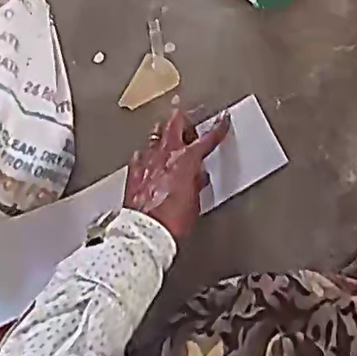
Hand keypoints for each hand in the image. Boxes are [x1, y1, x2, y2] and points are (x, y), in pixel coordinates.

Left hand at [123, 109, 230, 240]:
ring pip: (156, 136)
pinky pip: (140, 155)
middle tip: (190, 122)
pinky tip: (149, 158)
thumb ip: (196, 180)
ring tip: (168, 134)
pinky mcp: (133, 173)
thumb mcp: (195, 200)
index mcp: (186, 159)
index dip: (218, 128)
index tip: (223, 120)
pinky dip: (147, 154)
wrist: (146, 235)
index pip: (208, 138)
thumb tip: (197, 175)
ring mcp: (147, 162)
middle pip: (175, 124)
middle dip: (184, 120)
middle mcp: (166, 155)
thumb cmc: (173, 221)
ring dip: (164, 133)